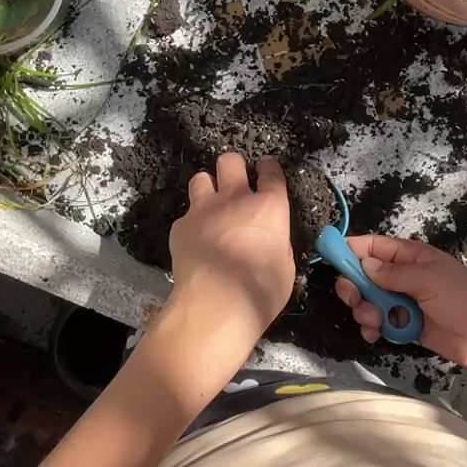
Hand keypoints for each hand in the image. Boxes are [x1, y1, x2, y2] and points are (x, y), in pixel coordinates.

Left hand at [165, 152, 296, 344]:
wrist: (214, 305)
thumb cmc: (260, 290)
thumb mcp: (285, 266)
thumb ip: (277, 242)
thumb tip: (270, 239)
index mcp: (269, 207)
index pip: (270, 171)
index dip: (268, 168)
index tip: (266, 172)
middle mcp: (235, 198)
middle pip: (230, 161)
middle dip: (233, 167)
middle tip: (234, 184)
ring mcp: (204, 209)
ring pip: (201, 177)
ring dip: (208, 188)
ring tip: (211, 207)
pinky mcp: (180, 225)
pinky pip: (187, 214)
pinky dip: (192, 223)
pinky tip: (196, 242)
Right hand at [336, 235, 466, 374]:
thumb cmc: (463, 300)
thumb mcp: (429, 279)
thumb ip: (393, 272)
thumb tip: (363, 263)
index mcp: (412, 256)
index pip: (376, 246)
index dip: (352, 249)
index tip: (330, 255)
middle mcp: (404, 276)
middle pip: (365, 275)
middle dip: (356, 286)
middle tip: (354, 297)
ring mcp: (403, 301)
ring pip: (369, 300)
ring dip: (365, 310)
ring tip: (377, 320)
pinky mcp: (404, 325)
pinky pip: (378, 322)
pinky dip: (372, 327)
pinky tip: (375, 333)